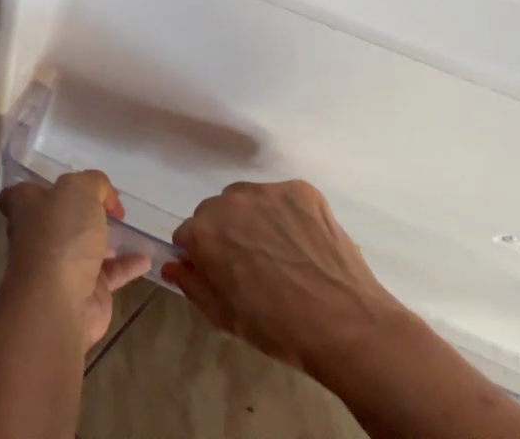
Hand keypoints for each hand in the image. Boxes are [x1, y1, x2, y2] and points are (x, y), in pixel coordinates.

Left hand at [0, 171, 151, 346]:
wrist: (59, 302)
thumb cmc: (60, 235)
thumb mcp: (78, 189)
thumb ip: (93, 182)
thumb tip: (103, 195)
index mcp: (26, 208)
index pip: (22, 194)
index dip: (43, 187)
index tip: (68, 186)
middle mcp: (38, 236)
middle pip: (57, 219)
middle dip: (80, 213)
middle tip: (107, 205)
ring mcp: (60, 265)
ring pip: (84, 247)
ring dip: (105, 238)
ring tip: (128, 227)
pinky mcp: (84, 291)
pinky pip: (109, 273)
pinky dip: (127, 265)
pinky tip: (147, 258)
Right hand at [163, 180, 404, 370]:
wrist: (346, 325)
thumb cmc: (277, 328)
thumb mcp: (224, 316)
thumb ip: (192, 284)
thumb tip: (173, 264)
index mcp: (204, 232)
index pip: (188, 234)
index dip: (201, 256)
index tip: (219, 273)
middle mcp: (230, 202)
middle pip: (215, 212)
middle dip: (225, 232)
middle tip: (251, 264)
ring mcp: (269, 192)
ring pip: (248, 199)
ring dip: (253, 218)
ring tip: (280, 251)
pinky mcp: (303, 190)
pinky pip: (282, 197)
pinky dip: (287, 214)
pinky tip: (302, 243)